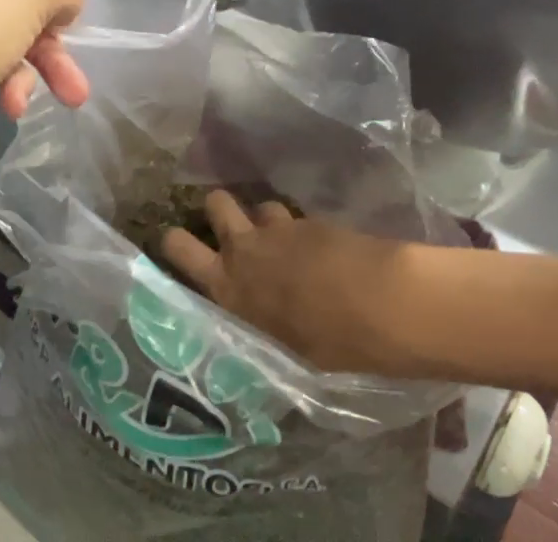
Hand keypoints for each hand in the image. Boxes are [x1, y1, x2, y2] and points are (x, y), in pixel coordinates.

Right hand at [160, 191, 422, 375]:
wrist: (383, 306)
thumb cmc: (330, 346)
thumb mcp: (281, 353)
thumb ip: (258, 329)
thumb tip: (256, 332)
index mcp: (226, 287)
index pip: (176, 246)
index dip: (174, 241)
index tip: (183, 248)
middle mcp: (244, 250)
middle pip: (214, 203)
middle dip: (218, 210)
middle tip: (233, 229)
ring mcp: (280, 230)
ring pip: (257, 203)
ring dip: (266, 220)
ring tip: (285, 242)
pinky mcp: (315, 221)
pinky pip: (296, 216)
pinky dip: (303, 229)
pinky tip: (322, 249)